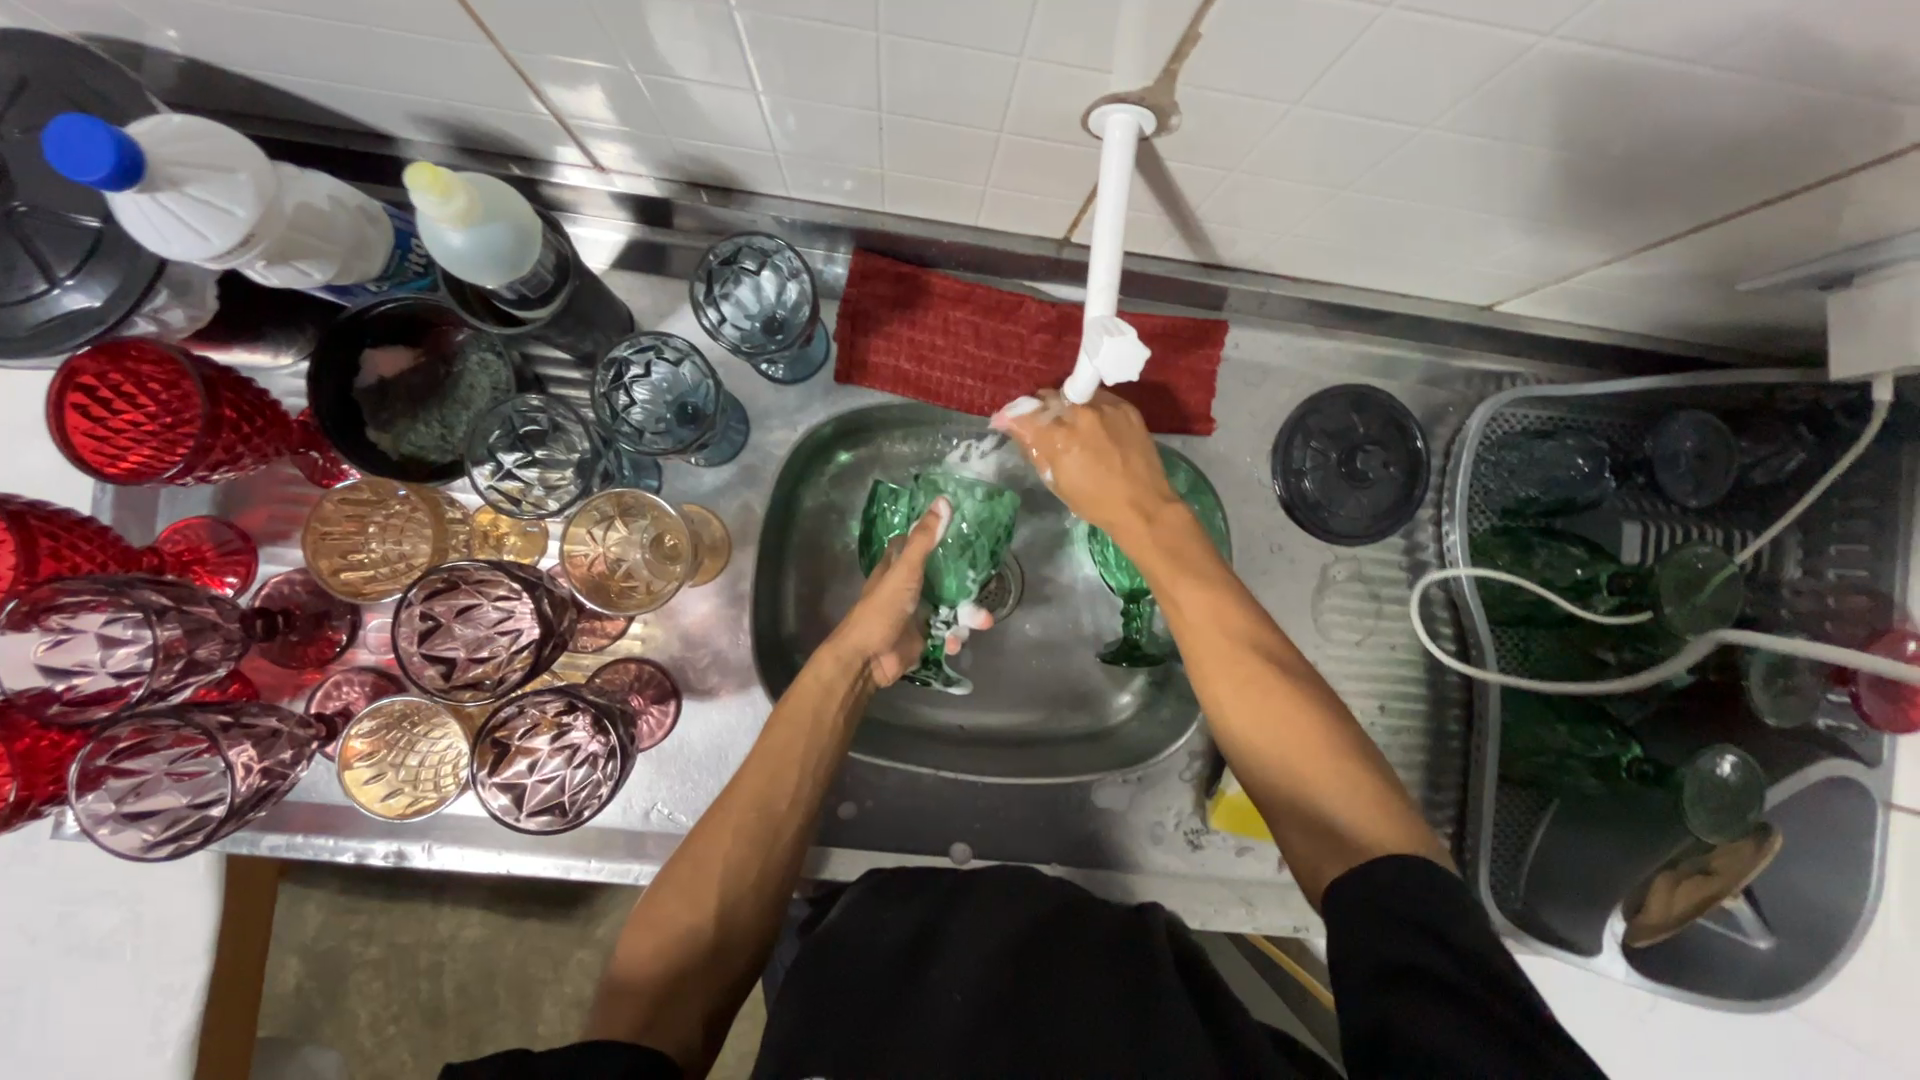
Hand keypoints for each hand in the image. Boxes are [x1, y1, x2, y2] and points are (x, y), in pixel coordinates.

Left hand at [823, 498, 994, 686]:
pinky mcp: (925, 638)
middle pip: (944, 578)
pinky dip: (955, 637)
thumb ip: (924, 539)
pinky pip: (948, 633)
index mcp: (899, 567)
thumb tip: (943, 500)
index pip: (918, 544)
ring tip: (981, 623)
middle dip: (966, 586)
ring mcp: (918, 613)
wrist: (868, 659)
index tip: (963, 532)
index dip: (938, 537)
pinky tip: (955, 642)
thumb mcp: (905, 571)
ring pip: (951, 608)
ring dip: (966, 616)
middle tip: (984, 588)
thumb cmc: (882, 609)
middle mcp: (910, 587)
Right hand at [991, 388, 1182, 545]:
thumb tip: (1012, 426)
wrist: (1143, 504)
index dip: (1010, 417)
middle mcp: (1080, 414)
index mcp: (1059, 438)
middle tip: (1038, 423)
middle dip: (1037, 409)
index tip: (1004, 422)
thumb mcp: (1055, 481)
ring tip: (1066, 422)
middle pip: (1048, 398)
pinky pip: (1097, 397)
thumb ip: (1033, 449)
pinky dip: (1088, 407)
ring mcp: (1105, 407)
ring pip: (1073, 394)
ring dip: (1063, 405)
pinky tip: (1092, 424)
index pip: (1024, 414)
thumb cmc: (1094, 502)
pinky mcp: (1125, 406)